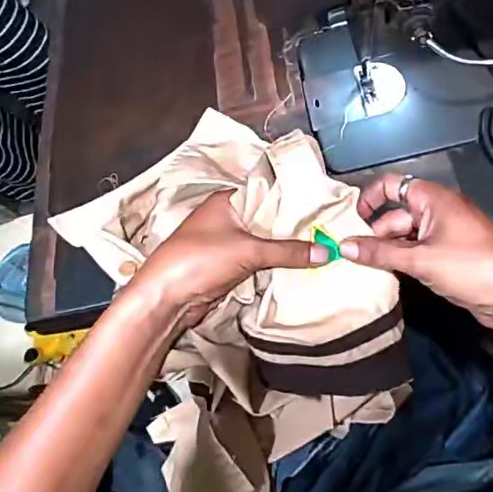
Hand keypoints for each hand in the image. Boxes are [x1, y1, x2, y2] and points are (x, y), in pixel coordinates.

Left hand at [130, 191, 327, 326]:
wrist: (166, 298)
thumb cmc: (199, 260)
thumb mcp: (249, 251)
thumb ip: (288, 251)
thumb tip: (325, 252)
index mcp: (226, 201)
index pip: (266, 192)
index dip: (292, 199)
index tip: (321, 206)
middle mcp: (226, 218)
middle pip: (267, 220)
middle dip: (292, 228)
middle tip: (327, 230)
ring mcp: (226, 243)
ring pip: (263, 242)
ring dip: (284, 248)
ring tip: (320, 247)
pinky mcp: (227, 267)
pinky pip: (258, 261)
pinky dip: (274, 264)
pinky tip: (298, 266)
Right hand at [338, 175, 492, 327]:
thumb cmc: (472, 268)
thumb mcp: (421, 260)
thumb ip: (380, 253)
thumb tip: (344, 246)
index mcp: (434, 199)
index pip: (392, 185)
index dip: (370, 198)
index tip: (350, 220)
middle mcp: (439, 212)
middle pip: (396, 215)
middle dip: (374, 233)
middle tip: (350, 255)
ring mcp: (445, 235)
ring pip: (406, 237)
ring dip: (387, 251)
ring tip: (362, 269)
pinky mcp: (450, 257)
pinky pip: (418, 253)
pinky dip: (402, 262)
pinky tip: (386, 276)